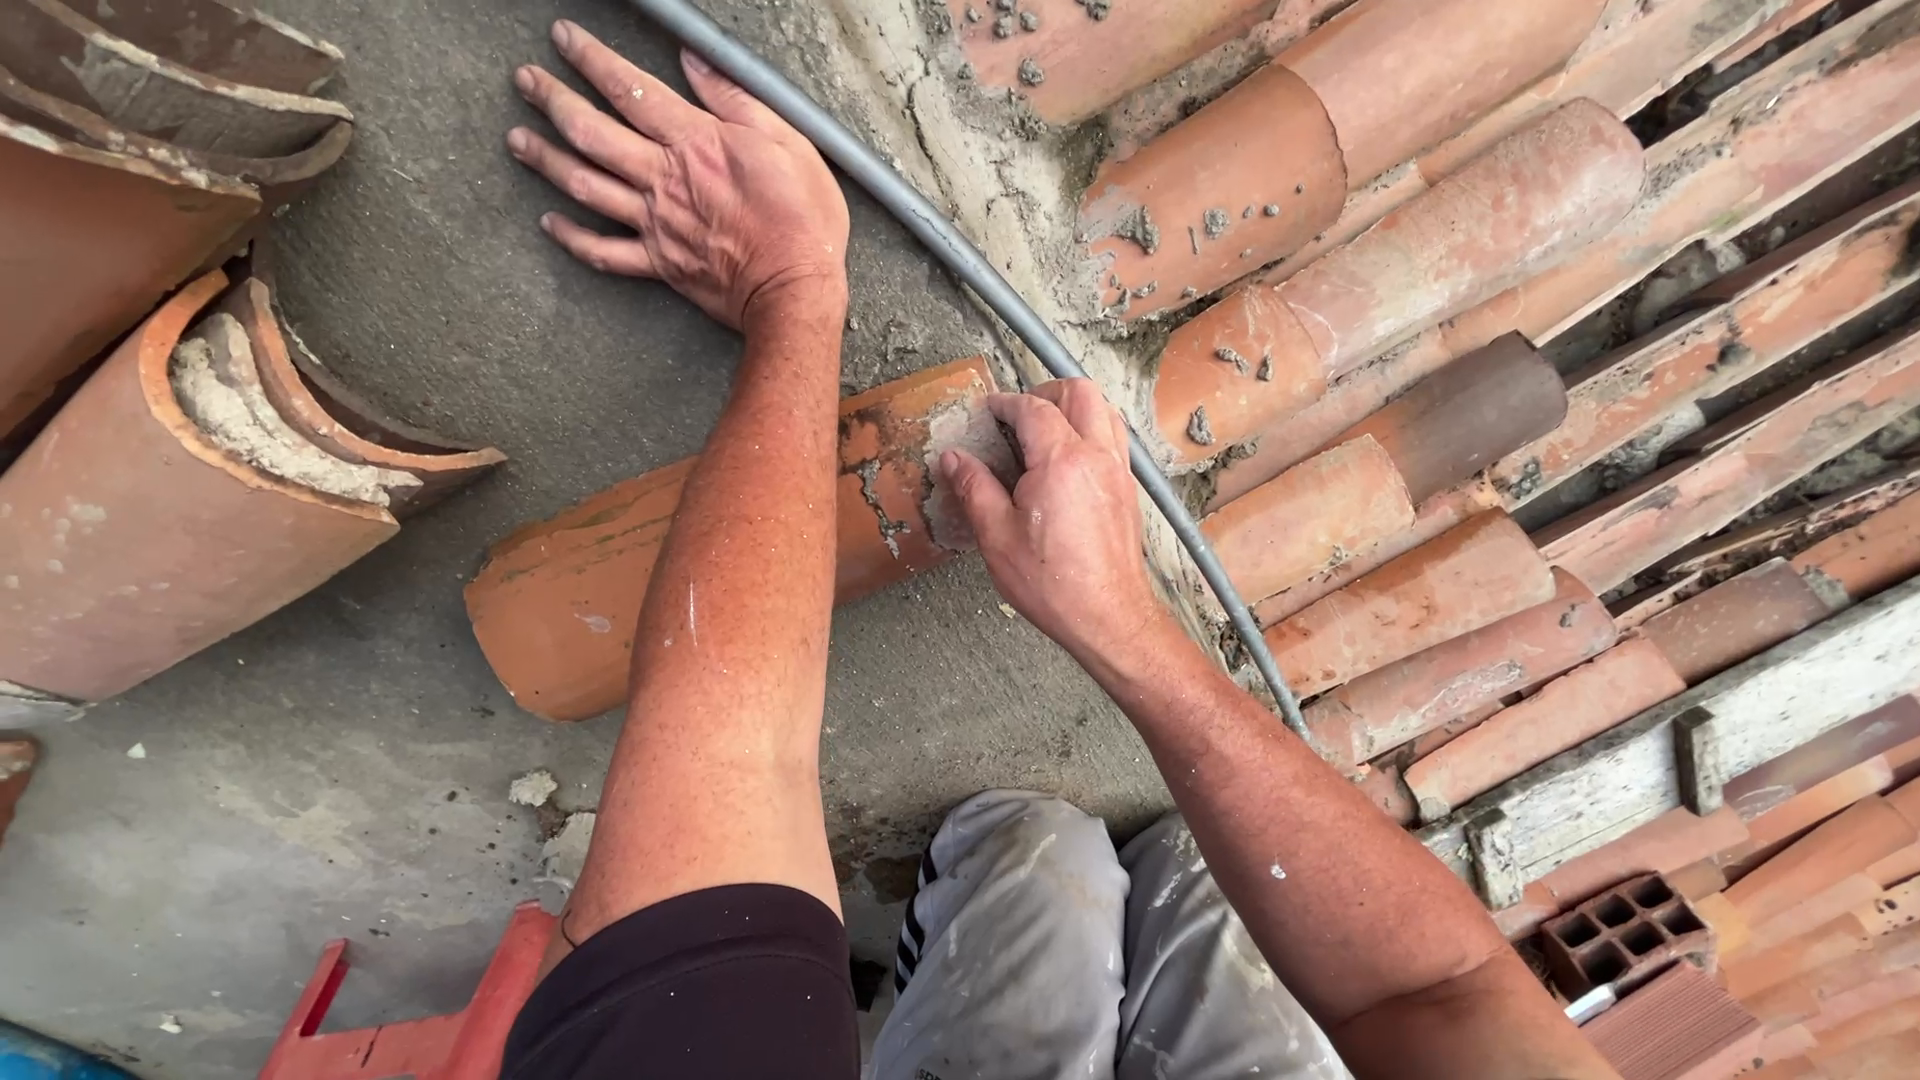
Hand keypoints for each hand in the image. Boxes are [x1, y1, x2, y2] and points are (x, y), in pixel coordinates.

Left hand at [507, 20, 850, 328]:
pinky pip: (605, 252)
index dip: (592, 59)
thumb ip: (736, 101)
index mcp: (696, 144)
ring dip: (545, 158)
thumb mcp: (788, 145)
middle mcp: (665, 180)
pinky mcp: (662, 265)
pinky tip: (550, 223)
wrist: (796, 291)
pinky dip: (573, 238)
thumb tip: (696, 63)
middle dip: (551, 99)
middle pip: (591, 132)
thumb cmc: (803, 223)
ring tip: (517, 138)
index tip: (564, 38)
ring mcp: (658, 225)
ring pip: (585, 185)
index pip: (630, 90)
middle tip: (525, 81)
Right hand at [941, 381, 1172, 662]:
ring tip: (1044, 430)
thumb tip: (954, 460)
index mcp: (1061, 462)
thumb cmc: (1054, 585)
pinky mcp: (1127, 491)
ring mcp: (1118, 472)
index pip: (1033, 409)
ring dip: (1074, 407)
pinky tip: (1068, 460)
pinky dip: (1092, 431)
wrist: (1108, 617)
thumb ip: (974, 488)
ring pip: (1104, 410)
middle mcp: (1097, 457)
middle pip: (1080, 392)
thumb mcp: (997, 536)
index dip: (1005, 403)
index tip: (989, 411)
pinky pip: (1114, 439)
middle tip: (1018, 413)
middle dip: (1045, 392)